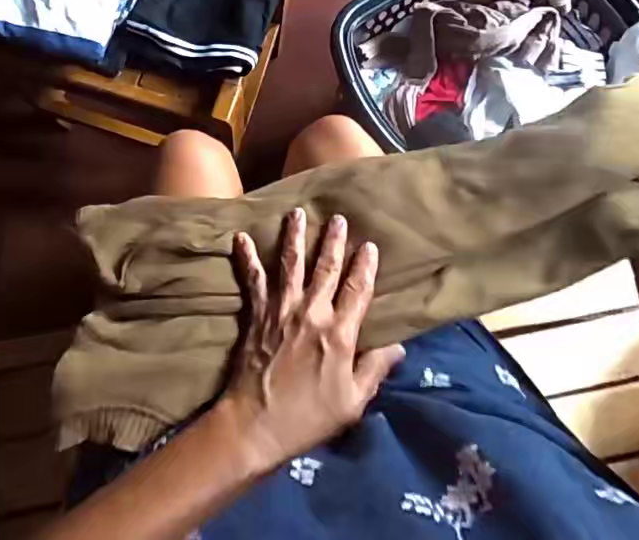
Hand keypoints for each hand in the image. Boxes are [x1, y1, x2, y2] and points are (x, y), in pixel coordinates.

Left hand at [213, 209, 404, 468]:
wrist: (257, 425)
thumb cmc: (309, 417)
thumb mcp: (352, 401)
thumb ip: (374, 369)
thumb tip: (398, 346)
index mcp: (339, 333)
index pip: (357, 290)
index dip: (365, 266)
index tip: (369, 245)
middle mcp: (311, 312)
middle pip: (325, 268)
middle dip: (333, 241)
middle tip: (338, 218)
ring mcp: (281, 309)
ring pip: (290, 264)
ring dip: (294, 237)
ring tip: (296, 213)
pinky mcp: (257, 313)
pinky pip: (253, 280)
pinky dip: (247, 258)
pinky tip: (241, 237)